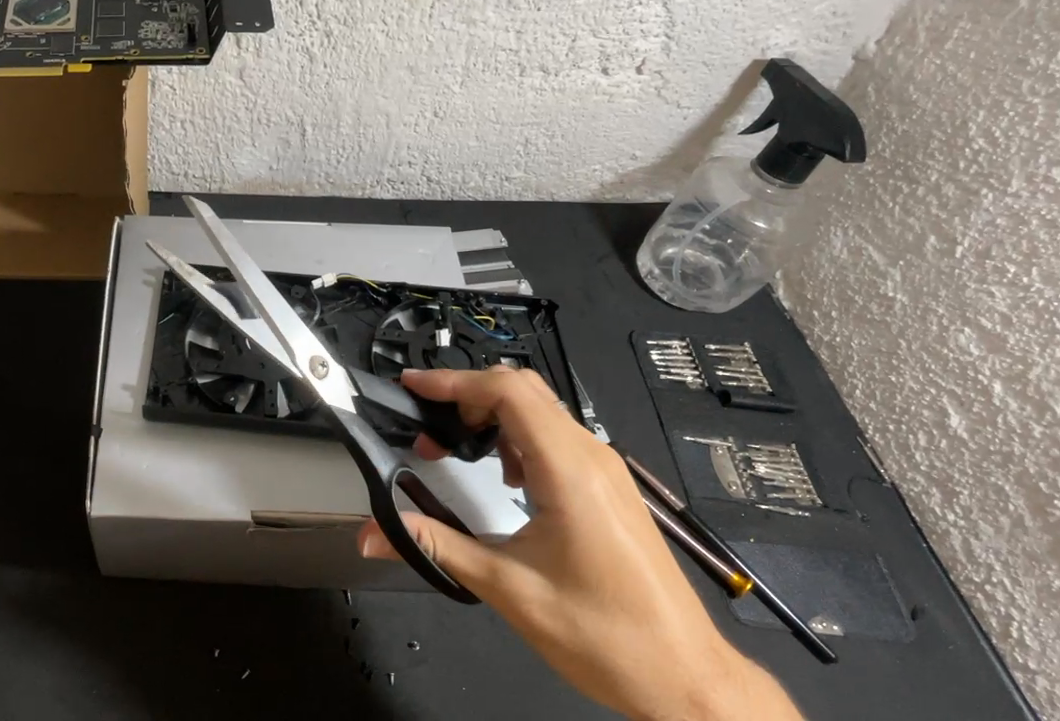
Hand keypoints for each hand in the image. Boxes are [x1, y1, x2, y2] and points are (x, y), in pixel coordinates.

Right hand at [359, 367, 802, 720]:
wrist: (686, 678)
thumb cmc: (604, 636)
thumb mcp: (508, 589)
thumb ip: (436, 547)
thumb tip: (372, 535)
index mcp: (569, 471)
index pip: (506, 391)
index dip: (452, 381)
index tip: (411, 389)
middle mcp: (591, 457)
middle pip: (522, 388)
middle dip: (466, 396)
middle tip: (428, 430)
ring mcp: (606, 469)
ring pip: (540, 409)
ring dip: (491, 416)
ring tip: (457, 454)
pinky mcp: (609, 486)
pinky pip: (556, 435)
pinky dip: (517, 436)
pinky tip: (504, 478)